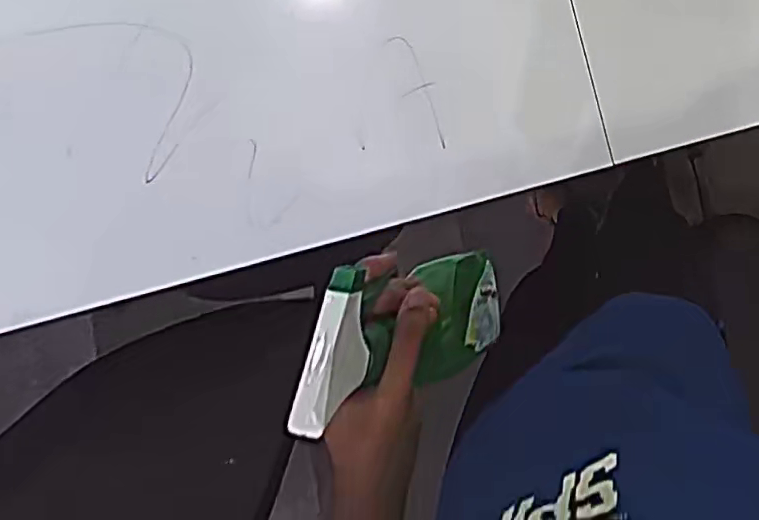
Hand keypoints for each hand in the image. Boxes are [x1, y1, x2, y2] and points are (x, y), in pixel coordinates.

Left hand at [324, 255, 439, 519]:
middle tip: (422, 291)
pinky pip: (392, 339)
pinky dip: (412, 326)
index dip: (362, 280)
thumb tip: (418, 301)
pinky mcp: (376, 378)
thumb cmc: (375, 460)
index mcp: (329, 370)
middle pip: (363, 313)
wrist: (377, 498)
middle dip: (395, 294)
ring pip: (380, 324)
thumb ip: (408, 345)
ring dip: (407, 308)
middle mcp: (339, 367)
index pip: (340, 311)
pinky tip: (427, 323)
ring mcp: (357, 373)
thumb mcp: (395, 395)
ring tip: (428, 305)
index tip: (388, 262)